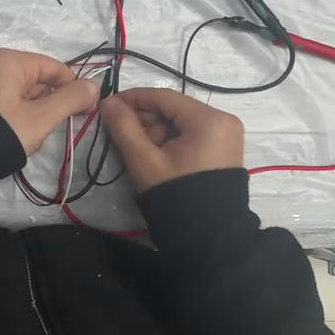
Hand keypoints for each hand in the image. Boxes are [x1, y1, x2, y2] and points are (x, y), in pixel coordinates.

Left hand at [0, 48, 99, 155]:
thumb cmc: (3, 131)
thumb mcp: (41, 118)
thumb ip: (70, 100)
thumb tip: (94, 85)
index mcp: (10, 60)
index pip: (54, 68)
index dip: (74, 88)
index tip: (86, 110)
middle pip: (37, 80)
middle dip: (48, 104)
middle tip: (51, 129)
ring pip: (21, 92)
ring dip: (32, 113)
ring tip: (27, 135)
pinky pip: (4, 99)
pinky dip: (14, 114)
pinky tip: (13, 134)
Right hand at [100, 87, 243, 194]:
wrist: (206, 237)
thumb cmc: (174, 194)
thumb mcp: (144, 161)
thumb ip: (124, 128)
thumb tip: (107, 102)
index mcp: (210, 119)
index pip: (164, 97)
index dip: (133, 98)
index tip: (107, 105)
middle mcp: (223, 120)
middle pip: (173, 110)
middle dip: (144, 119)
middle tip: (118, 132)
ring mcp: (226, 136)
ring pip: (180, 123)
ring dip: (155, 132)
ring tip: (135, 149)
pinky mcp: (223, 150)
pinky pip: (190, 135)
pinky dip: (169, 141)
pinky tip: (153, 154)